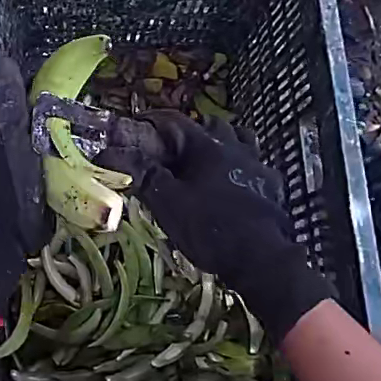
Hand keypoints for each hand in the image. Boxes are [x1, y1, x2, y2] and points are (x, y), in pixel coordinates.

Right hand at [104, 111, 336, 338]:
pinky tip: (231, 184)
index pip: (175, 120)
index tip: (137, 125)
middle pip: (210, 125)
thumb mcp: (168, 202)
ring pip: (238, 140)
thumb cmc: (209, 228)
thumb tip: (108, 152)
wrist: (261, 260)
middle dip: (190, 131)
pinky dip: (239, 167)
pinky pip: (253, 165)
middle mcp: (234, 147)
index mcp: (206, 147)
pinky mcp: (272, 187)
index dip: (152, 120)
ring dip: (221, 143)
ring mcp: (257, 166)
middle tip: (173, 147)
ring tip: (205, 160)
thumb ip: (142, 174)